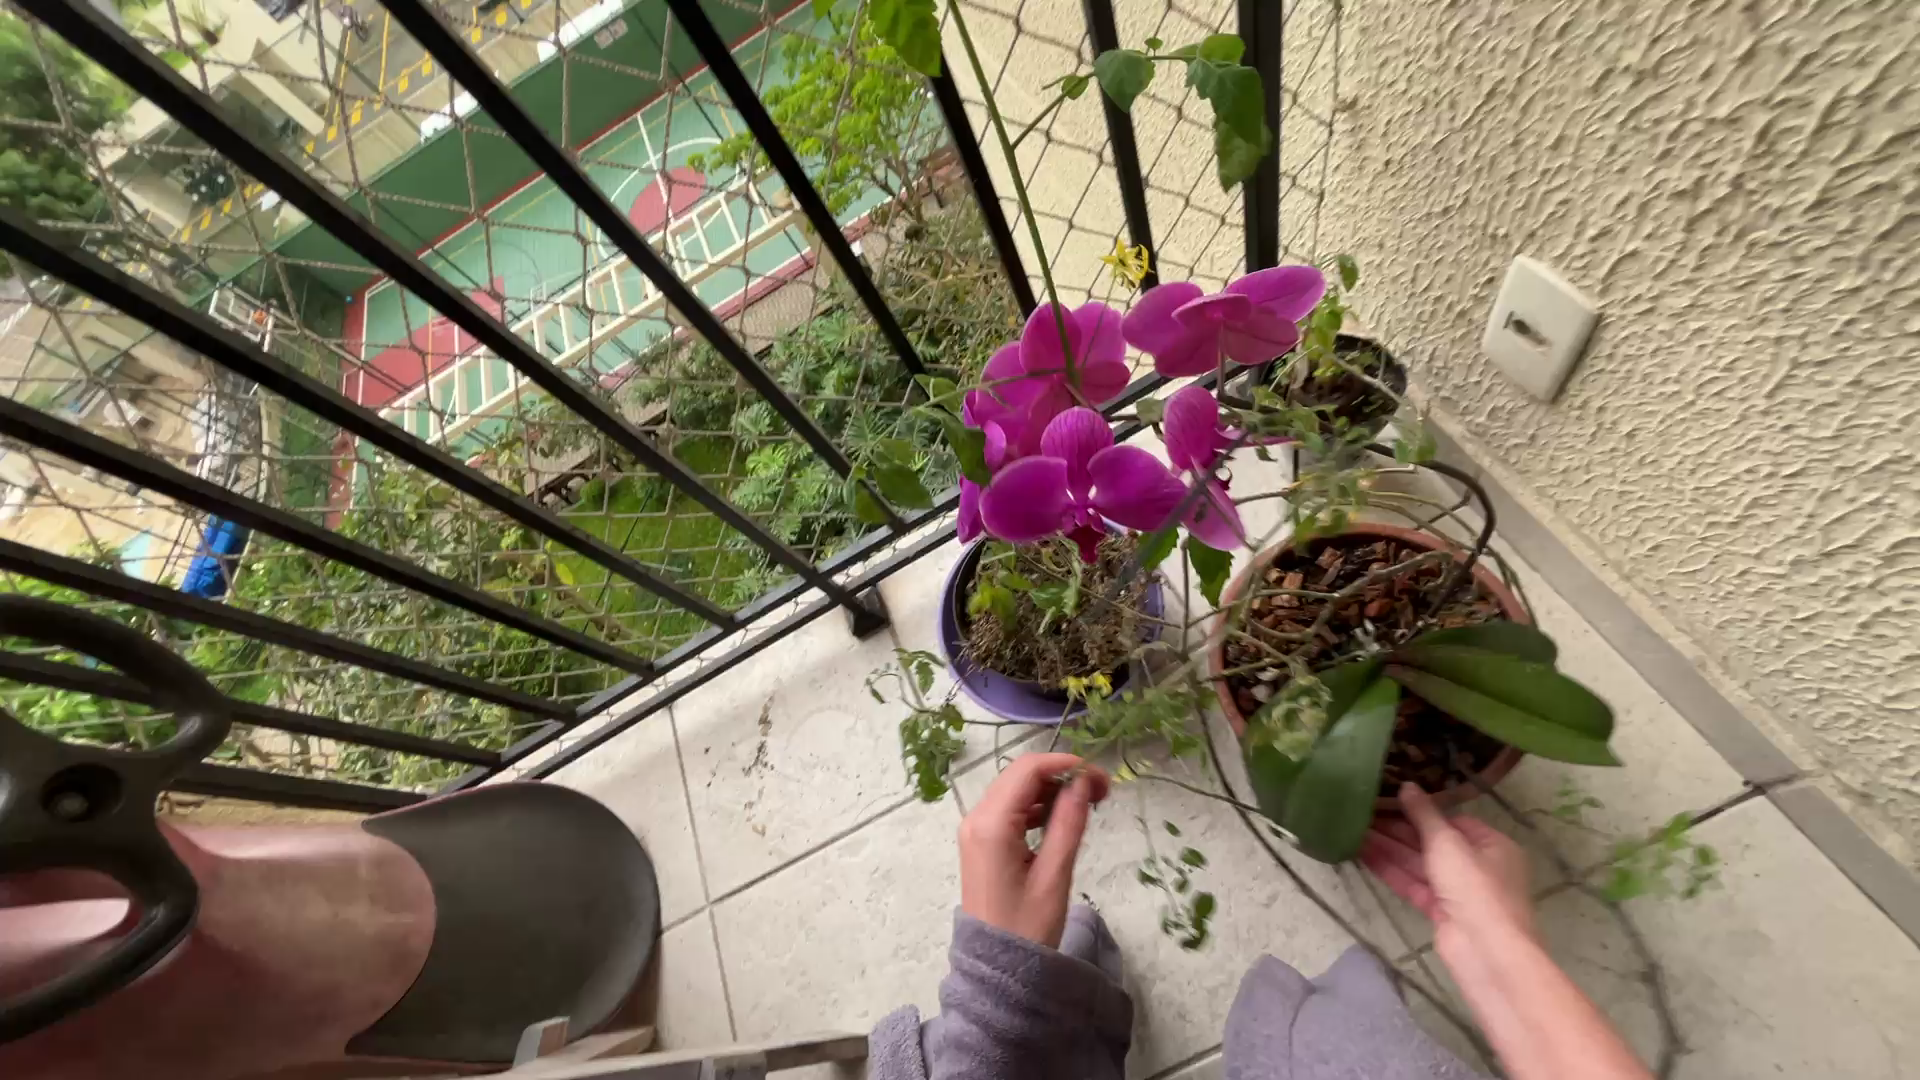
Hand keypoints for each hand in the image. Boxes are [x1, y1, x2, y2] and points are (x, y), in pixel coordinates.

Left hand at [958, 752, 1109, 948]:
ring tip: (1088, 803)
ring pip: (1016, 789)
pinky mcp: (982, 840)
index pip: (1028, 770)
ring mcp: (975, 828)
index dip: (1066, 764)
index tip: (1100, 777)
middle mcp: (976, 817)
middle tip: (1100, 791)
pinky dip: (1036, 806)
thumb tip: (1083, 782)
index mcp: (990, 824)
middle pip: (1020, 775)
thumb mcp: (1053, 876)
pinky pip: (1010, 808)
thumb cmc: (1027, 928)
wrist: (995, 972)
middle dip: (1060, 774)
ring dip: (1050, 789)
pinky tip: (1062, 818)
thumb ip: (1068, 823)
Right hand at [1361, 782, 1534, 950]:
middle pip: (1432, 842)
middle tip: (1362, 811)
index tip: (1389, 799)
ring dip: (1388, 847)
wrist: (1485, 951)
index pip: (1453, 821)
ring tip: (1353, 828)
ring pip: (1418, 862)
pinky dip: (1389, 868)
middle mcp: (1478, 866)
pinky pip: (1411, 883)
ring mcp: (1458, 890)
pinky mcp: (1439, 910)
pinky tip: (1361, 852)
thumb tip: (1406, 785)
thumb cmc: (1474, 886)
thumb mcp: (1447, 842)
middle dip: (1398, 829)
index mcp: (1492, 846)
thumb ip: (1423, 814)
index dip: (1422, 810)